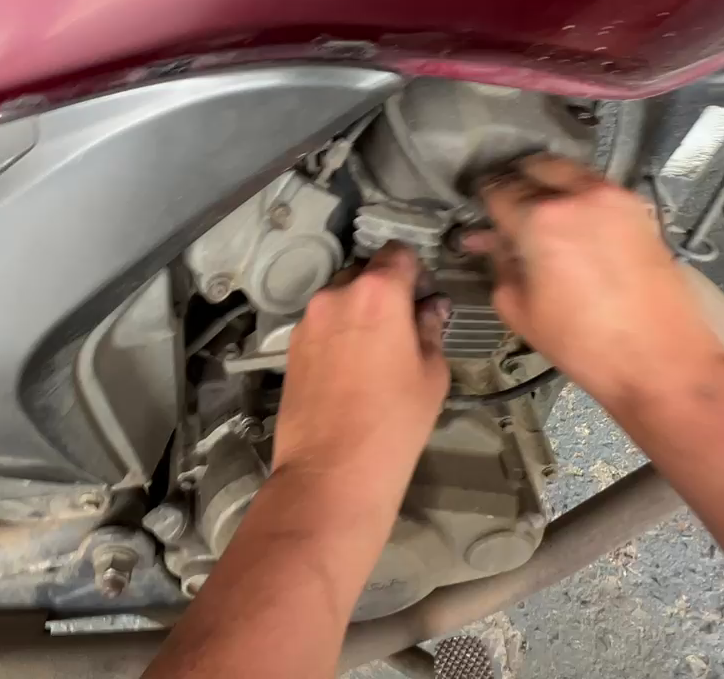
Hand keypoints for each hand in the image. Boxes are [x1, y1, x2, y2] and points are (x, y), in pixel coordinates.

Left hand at [273, 244, 449, 496]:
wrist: (331, 470)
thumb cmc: (394, 423)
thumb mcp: (431, 374)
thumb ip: (430, 329)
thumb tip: (430, 308)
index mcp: (378, 292)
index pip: (398, 253)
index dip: (414, 270)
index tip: (423, 294)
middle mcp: (337, 294)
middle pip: (366, 272)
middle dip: (384, 290)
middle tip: (402, 324)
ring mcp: (309, 318)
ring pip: (340, 297)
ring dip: (358, 310)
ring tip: (373, 351)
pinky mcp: (292, 343)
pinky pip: (322, 322)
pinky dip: (337, 331)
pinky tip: (348, 366)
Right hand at [470, 154, 723, 406]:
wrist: (662, 362)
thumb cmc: (590, 346)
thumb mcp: (521, 310)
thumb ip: (499, 264)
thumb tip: (489, 243)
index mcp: (538, 221)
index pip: (497, 191)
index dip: (482, 200)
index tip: (480, 208)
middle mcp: (576, 198)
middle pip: (533, 169)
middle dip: (514, 182)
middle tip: (505, 202)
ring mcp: (613, 200)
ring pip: (567, 170)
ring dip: (546, 180)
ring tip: (536, 206)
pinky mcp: (640, 210)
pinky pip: (597, 187)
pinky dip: (578, 192)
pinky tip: (571, 217)